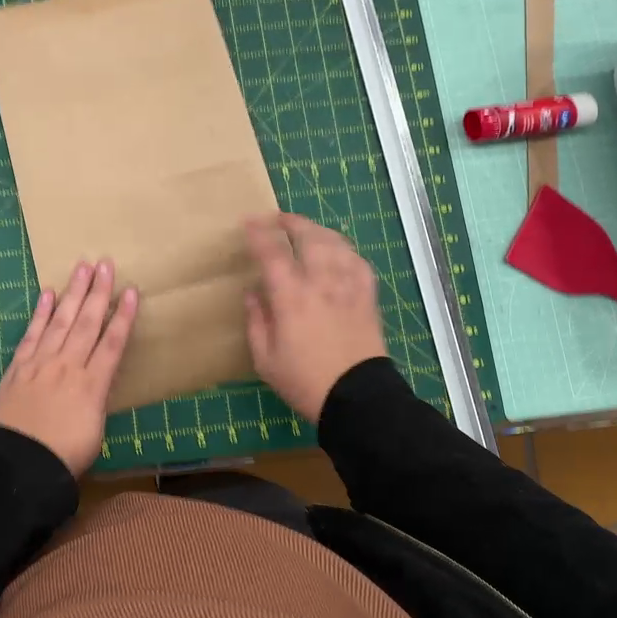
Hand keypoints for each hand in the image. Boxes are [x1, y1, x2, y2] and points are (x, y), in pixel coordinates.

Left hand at [0, 259, 138, 476]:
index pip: (113, 343)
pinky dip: (41, 312)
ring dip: (72, 292)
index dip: (124, 315)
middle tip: (106, 263)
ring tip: (82, 267)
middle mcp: (68, 366)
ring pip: (60, 320)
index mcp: (92, 385)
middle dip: (98, 291)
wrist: (17, 465)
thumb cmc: (63, 457)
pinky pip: (32, 333)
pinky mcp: (18, 366)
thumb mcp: (94, 432)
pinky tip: (47, 293)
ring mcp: (41, 363)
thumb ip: (97, 400)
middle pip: (87, 322)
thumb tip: (99, 380)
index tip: (132, 290)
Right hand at [243, 213, 388, 421]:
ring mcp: (348, 288)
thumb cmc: (305, 381)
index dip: (259, 233)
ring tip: (307, 230)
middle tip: (279, 218)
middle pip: (309, 237)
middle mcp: (321, 283)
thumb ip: (256, 321)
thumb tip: (252, 292)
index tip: (248, 223)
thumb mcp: (265, 359)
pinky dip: (346, 251)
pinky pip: (359, 263)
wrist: (358, 399)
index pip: (272, 253)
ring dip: (319, 230)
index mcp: (291, 297)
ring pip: (336, 244)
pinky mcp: (368, 298)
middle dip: (292, 221)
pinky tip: (339, 253)